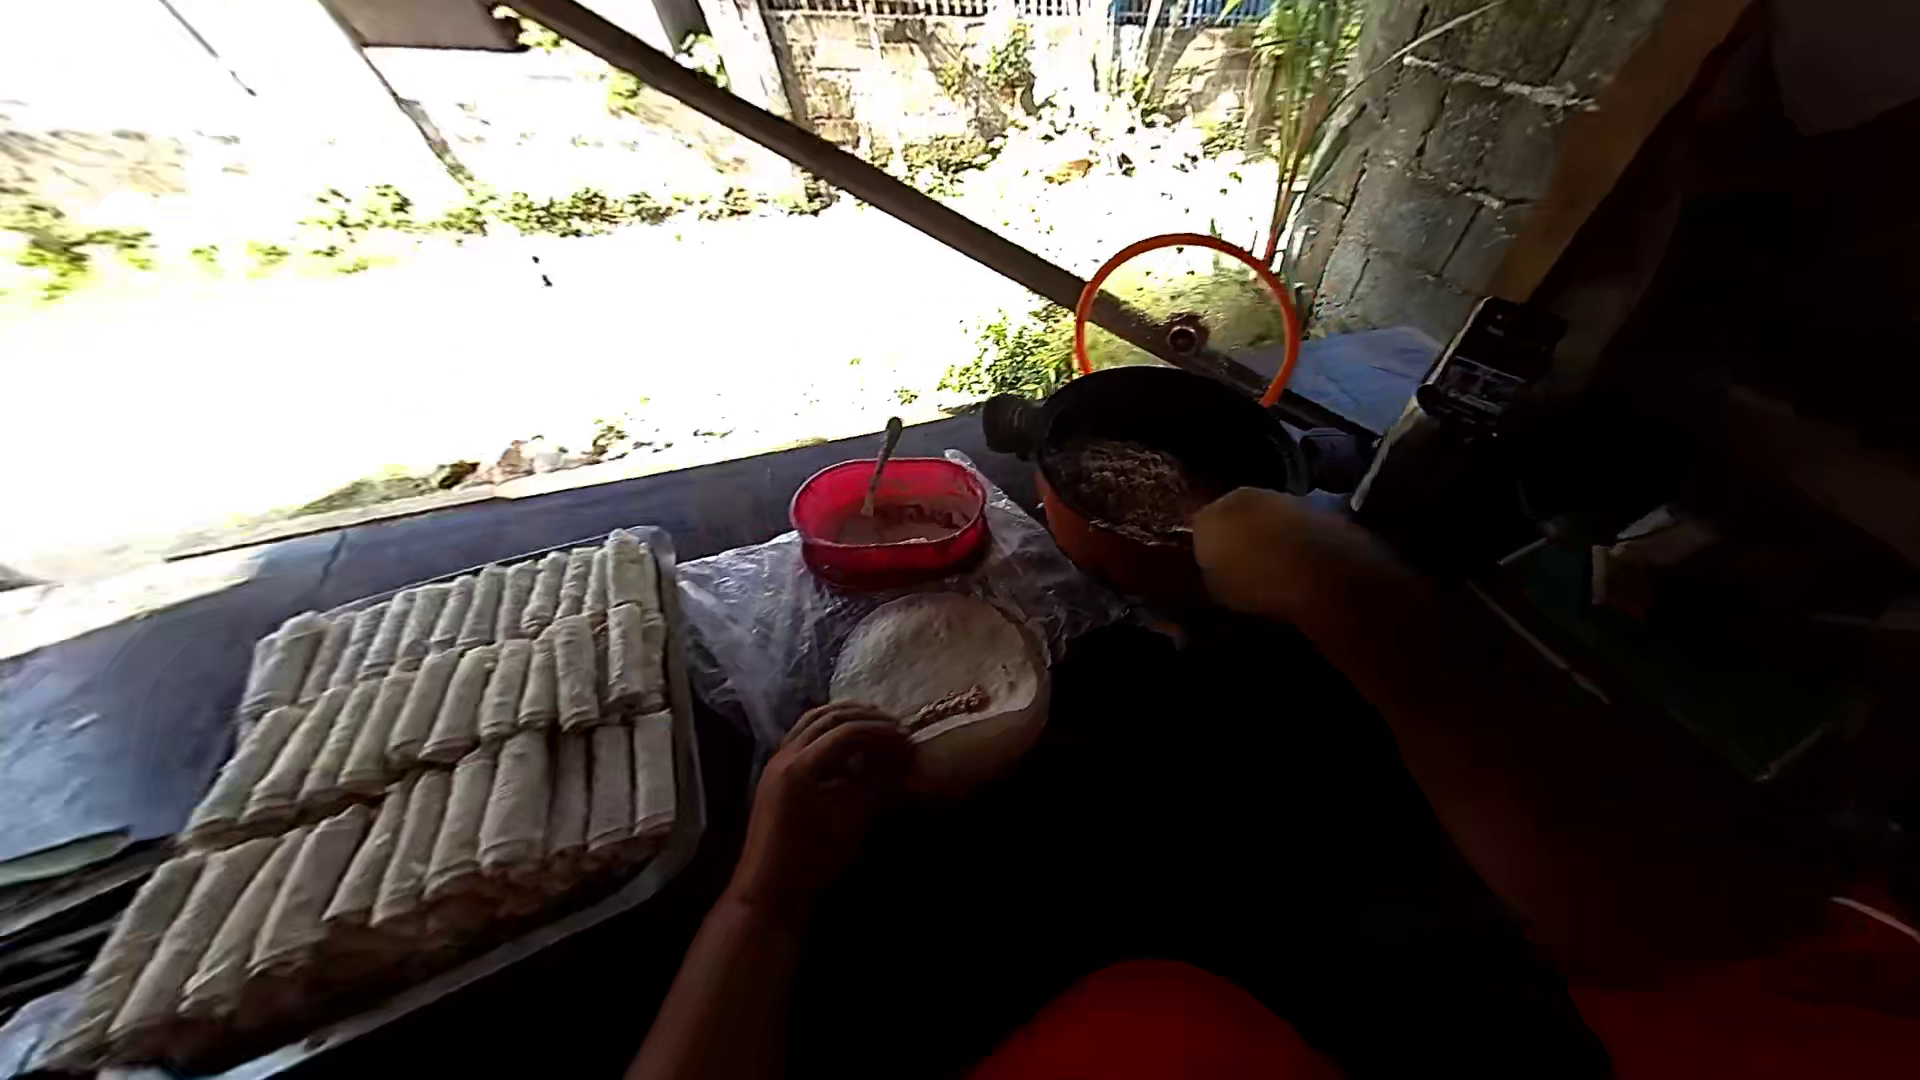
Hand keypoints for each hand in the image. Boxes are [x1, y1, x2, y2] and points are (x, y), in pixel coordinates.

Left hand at [726, 702, 909, 916]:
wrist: (769, 894)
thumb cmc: (816, 860)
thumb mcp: (855, 817)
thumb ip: (880, 778)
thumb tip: (905, 751)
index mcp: (801, 765)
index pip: (847, 730)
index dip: (880, 731)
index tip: (905, 738)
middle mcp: (784, 755)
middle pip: (828, 717)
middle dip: (864, 717)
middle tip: (894, 725)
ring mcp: (776, 762)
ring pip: (812, 721)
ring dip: (845, 717)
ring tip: (874, 724)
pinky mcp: (776, 773)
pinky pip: (804, 735)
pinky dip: (829, 730)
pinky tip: (849, 742)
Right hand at [1191, 488, 1406, 623]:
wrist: (1322, 572)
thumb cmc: (1258, 585)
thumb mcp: (1219, 591)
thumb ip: (1212, 571)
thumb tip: (1217, 568)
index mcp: (1206, 518)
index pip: (1198, 531)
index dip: (1208, 550)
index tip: (1217, 567)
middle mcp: (1236, 498)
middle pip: (1230, 515)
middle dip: (1236, 534)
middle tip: (1244, 562)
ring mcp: (1277, 496)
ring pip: (1263, 515)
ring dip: (1266, 532)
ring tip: (1276, 562)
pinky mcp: (1312, 503)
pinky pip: (1293, 521)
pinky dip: (1294, 534)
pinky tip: (1302, 558)